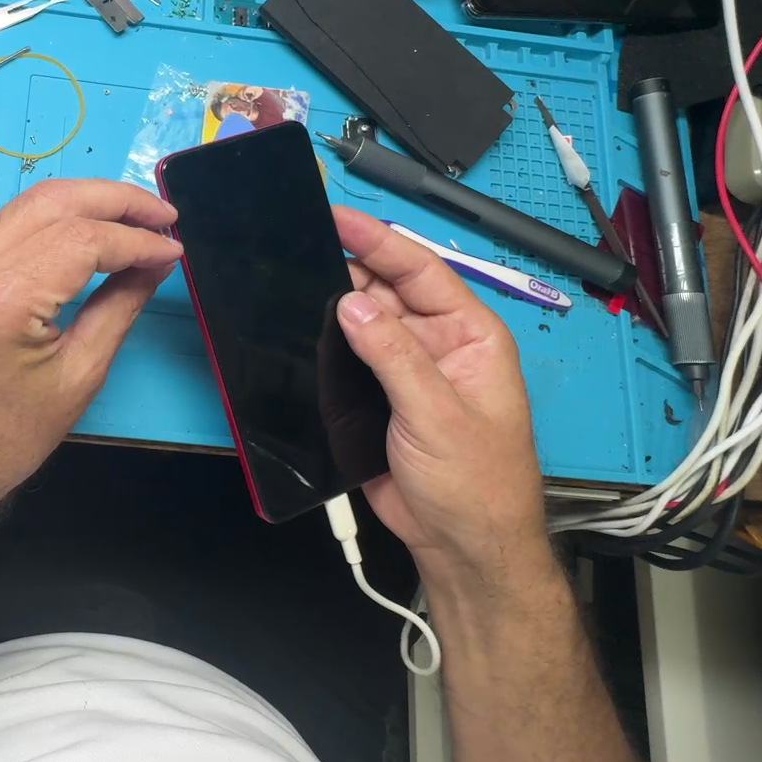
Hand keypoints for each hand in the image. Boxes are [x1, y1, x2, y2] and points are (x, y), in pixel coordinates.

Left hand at [0, 181, 180, 516]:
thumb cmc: (11, 434)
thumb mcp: (81, 373)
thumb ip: (123, 303)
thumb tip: (160, 257)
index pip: (81, 240)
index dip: (136, 239)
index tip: (175, 246)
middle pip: (55, 201)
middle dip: (117, 200)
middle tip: (166, 215)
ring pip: (33, 203)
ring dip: (91, 202)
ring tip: (141, 217)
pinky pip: (14, 223)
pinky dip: (60, 218)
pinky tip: (96, 228)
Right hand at [330, 207, 548, 586]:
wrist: (459, 544)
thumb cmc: (475, 481)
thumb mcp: (438, 414)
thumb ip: (394, 356)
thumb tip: (350, 301)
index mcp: (467, 335)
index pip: (420, 271)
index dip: (379, 240)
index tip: (336, 217)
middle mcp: (434, 342)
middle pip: (385, 289)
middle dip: (345, 265)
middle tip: (296, 244)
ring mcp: (401, 368)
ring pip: (359, 320)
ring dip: (328, 302)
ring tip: (286, 277)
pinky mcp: (373, 393)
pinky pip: (344, 355)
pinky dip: (320, 339)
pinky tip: (294, 326)